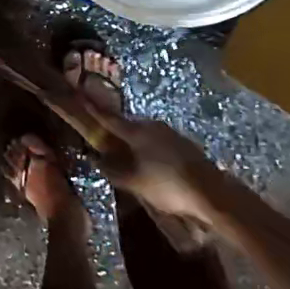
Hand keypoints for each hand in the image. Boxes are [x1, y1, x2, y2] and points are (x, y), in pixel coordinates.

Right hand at [71, 99, 225, 220]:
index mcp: (137, 131)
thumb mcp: (134, 182)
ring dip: (132, 142)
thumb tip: (95, 158)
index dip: (92, 109)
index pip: (109, 118)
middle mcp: (153, 125)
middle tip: (100, 136)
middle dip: (113, 130)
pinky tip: (149, 163)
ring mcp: (170, 133)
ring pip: (144, 134)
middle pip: (127, 124)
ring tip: (124, 155)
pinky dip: (148, 149)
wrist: (210, 192)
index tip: (79, 96)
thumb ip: (112, 169)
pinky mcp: (183, 144)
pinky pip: (157, 142)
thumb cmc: (167, 185)